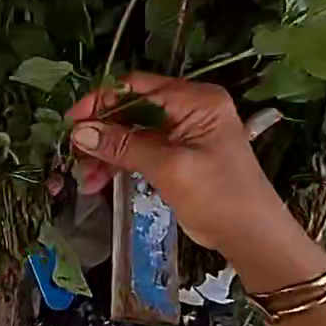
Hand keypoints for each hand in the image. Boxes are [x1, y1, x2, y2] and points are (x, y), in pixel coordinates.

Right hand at [67, 73, 324, 286]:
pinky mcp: (174, 154)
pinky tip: (98, 181)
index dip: (101, 100)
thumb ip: (123, 146)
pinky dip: (117, 164)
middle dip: (100, 132)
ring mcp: (180, 133)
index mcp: (195, 100)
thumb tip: (79, 132)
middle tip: (75, 153)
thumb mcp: (169, 167)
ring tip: (86, 177)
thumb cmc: (220, 196)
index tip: (73, 121)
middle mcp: (187, 109)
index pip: (137, 86)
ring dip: (105, 153)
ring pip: (129, 132)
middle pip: (129, 109)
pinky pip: (136, 150)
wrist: (252, 238)